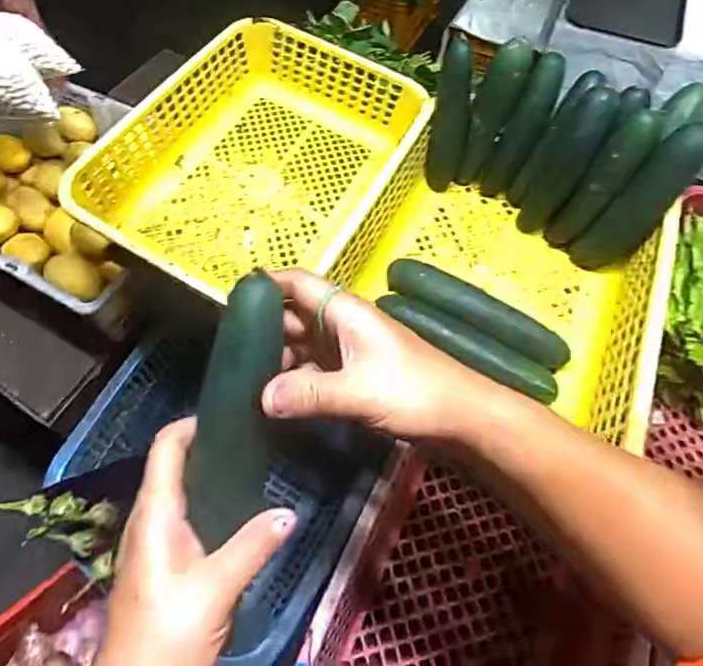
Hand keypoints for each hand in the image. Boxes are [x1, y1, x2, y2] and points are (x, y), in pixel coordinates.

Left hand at [95, 419, 295, 665]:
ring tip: (245, 469)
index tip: (226, 416)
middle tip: (246, 441)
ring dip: (203, 476)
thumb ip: (252, 548)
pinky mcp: (156, 562)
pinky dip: (202, 504)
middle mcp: (147, 516)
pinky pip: (178, 517)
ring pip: (175, 491)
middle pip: (170, 464)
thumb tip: (291, 512)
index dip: (190, 424)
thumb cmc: (168, 632)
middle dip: (203, 447)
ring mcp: (148, 539)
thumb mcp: (216, 590)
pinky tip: (229, 516)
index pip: (165, 446)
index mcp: (154, 510)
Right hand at [260, 269, 531, 444]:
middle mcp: (341, 323)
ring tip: (250, 378)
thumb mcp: (359, 393)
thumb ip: (309, 394)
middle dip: (265, 329)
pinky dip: (294, 377)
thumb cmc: (415, 392)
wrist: (467, 420)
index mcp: (344, 311)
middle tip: (235, 351)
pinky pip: (312, 366)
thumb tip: (261, 398)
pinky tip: (279, 397)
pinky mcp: (352, 373)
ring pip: (301, 342)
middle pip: (293, 314)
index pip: (297, 283)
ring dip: (278, 357)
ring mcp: (347, 348)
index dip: (266, 285)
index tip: (235, 301)